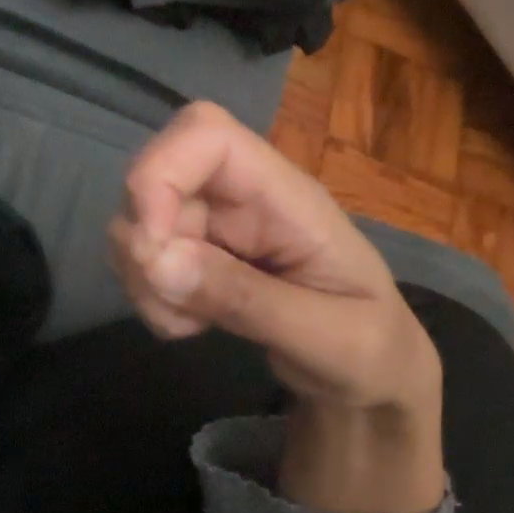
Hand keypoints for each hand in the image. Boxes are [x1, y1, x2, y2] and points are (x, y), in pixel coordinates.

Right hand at [109, 102, 445, 512]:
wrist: (375, 379)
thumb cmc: (374, 351)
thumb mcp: (332, 339)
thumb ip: (247, 299)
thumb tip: (157, 260)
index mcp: (285, 194)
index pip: (207, 133)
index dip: (161, 171)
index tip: (153, 247)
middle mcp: (241, 196)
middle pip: (157, 171)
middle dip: (144, 236)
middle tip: (174, 302)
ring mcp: (213, 223)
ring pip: (139, 216)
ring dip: (143, 275)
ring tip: (190, 324)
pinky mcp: (194, 253)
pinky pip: (142, 256)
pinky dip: (148, 295)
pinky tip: (188, 325)